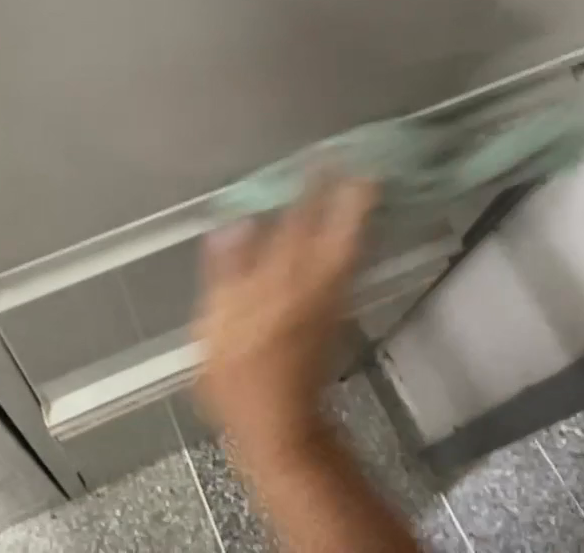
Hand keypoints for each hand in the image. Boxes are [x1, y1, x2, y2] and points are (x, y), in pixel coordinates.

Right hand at [192, 174, 378, 456]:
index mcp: (276, 282)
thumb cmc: (238, 377)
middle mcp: (310, 285)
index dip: (311, 191)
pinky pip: (351, 267)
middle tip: (367, 166)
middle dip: (352, 200)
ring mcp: (330, 301)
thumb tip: (234, 224)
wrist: (280, 425)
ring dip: (359, 218)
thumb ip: (226, 271)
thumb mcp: (215, 324)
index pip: (295, 225)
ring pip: (350, 249)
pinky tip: (356, 232)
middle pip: (336, 233)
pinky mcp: (338, 315)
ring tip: (368, 188)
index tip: (323, 159)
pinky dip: (356, 243)